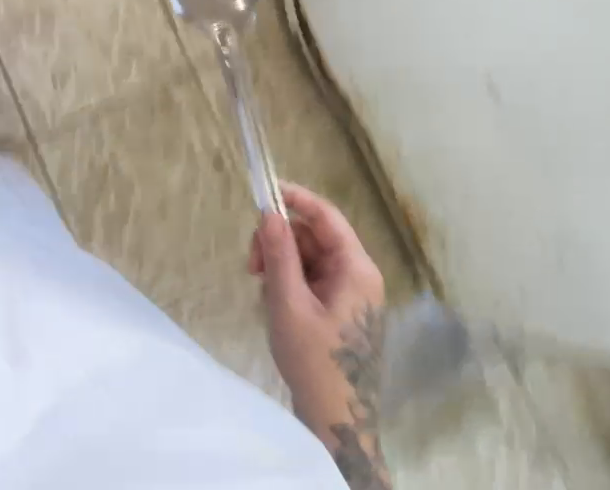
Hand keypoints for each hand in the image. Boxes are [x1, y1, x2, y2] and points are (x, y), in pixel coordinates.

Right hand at [249, 184, 390, 488]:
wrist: (335, 417)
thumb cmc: (314, 359)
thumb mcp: (288, 302)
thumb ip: (279, 253)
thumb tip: (269, 212)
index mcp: (355, 269)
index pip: (325, 216)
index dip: (295, 198)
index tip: (261, 192)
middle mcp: (358, 274)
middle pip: (313, 235)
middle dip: (278, 239)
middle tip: (252, 264)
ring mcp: (350, 292)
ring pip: (308, 255)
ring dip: (280, 260)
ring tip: (261, 285)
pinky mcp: (339, 307)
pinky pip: (310, 276)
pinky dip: (288, 278)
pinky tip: (274, 299)